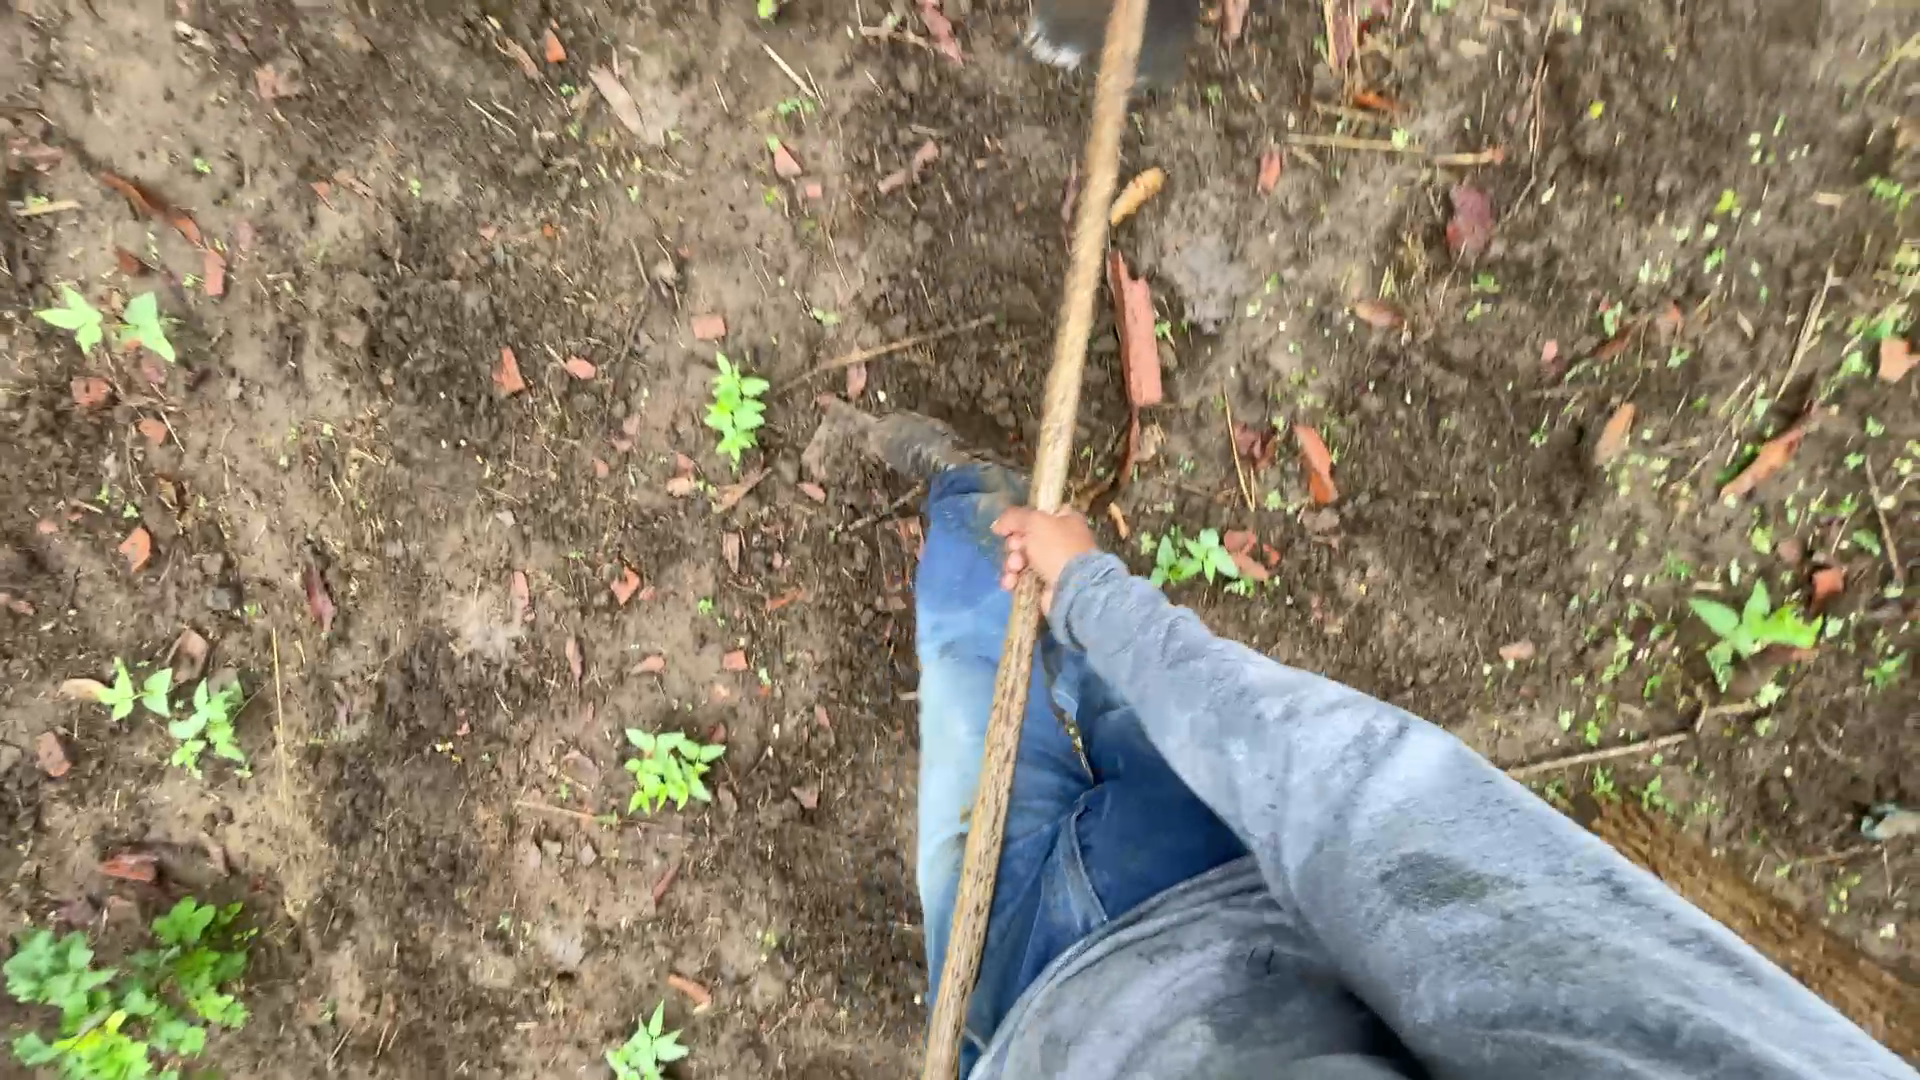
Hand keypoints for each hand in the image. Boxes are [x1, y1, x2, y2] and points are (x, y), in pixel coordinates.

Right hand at [991, 506, 1098, 613]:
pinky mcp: (1045, 584)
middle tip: (1016, 549)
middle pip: (1025, 538)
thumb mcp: (1035, 522)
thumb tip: (997, 526)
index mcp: (1066, 520)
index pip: (1037, 514)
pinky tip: (1010, 583)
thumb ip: (1013, 517)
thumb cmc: (1057, 547)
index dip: (1021, 521)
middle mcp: (1061, 540)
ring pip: (1021, 559)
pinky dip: (1013, 579)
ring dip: (1012, 563)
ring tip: (1014, 569)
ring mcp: (1053, 564)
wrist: (1072, 587)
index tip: (1010, 528)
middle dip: (1014, 545)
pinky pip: (1022, 577)